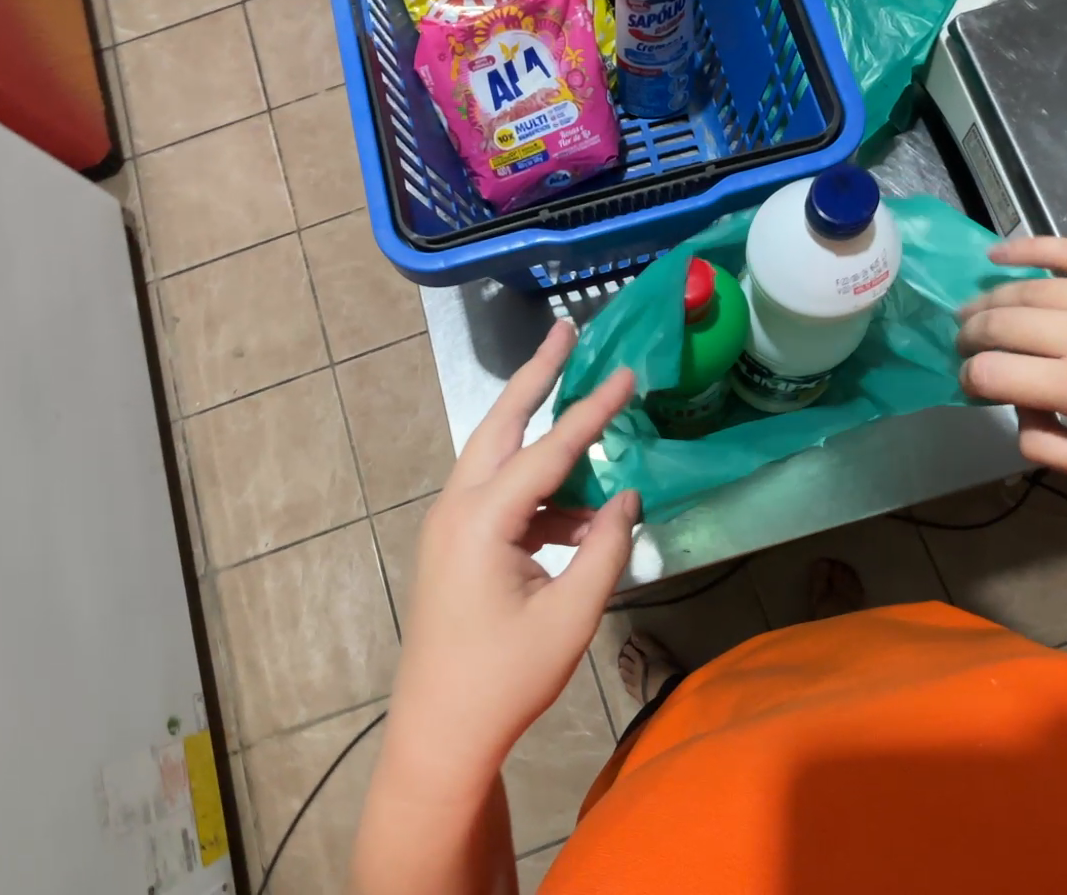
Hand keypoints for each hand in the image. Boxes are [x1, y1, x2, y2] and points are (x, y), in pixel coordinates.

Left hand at [387, 321, 639, 780]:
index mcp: (481, 520)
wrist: (440, 734)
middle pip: (499, 424)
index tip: (625, 372)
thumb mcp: (571, 615)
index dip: (591, 410)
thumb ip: (606, 548)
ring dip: (543, 443)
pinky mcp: (456, 545)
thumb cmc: (505, 678)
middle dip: (535, 377)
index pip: (548, 450)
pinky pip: (500, 498)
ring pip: (497, 458)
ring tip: (592, 433)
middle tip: (564, 332)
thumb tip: (626, 498)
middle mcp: (457, 508)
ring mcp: (450, 526)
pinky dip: (539, 494)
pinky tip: (579, 520)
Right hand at [957, 237, 1066, 490]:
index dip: (969, 380)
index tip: (974, 385)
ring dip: (989, 302)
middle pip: (998, 324)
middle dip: (969, 337)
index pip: (989, 372)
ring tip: (977, 312)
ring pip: (1026, 290)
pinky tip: (998, 256)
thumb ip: (1047, 447)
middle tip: (967, 346)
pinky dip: (1027, 249)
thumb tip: (1014, 411)